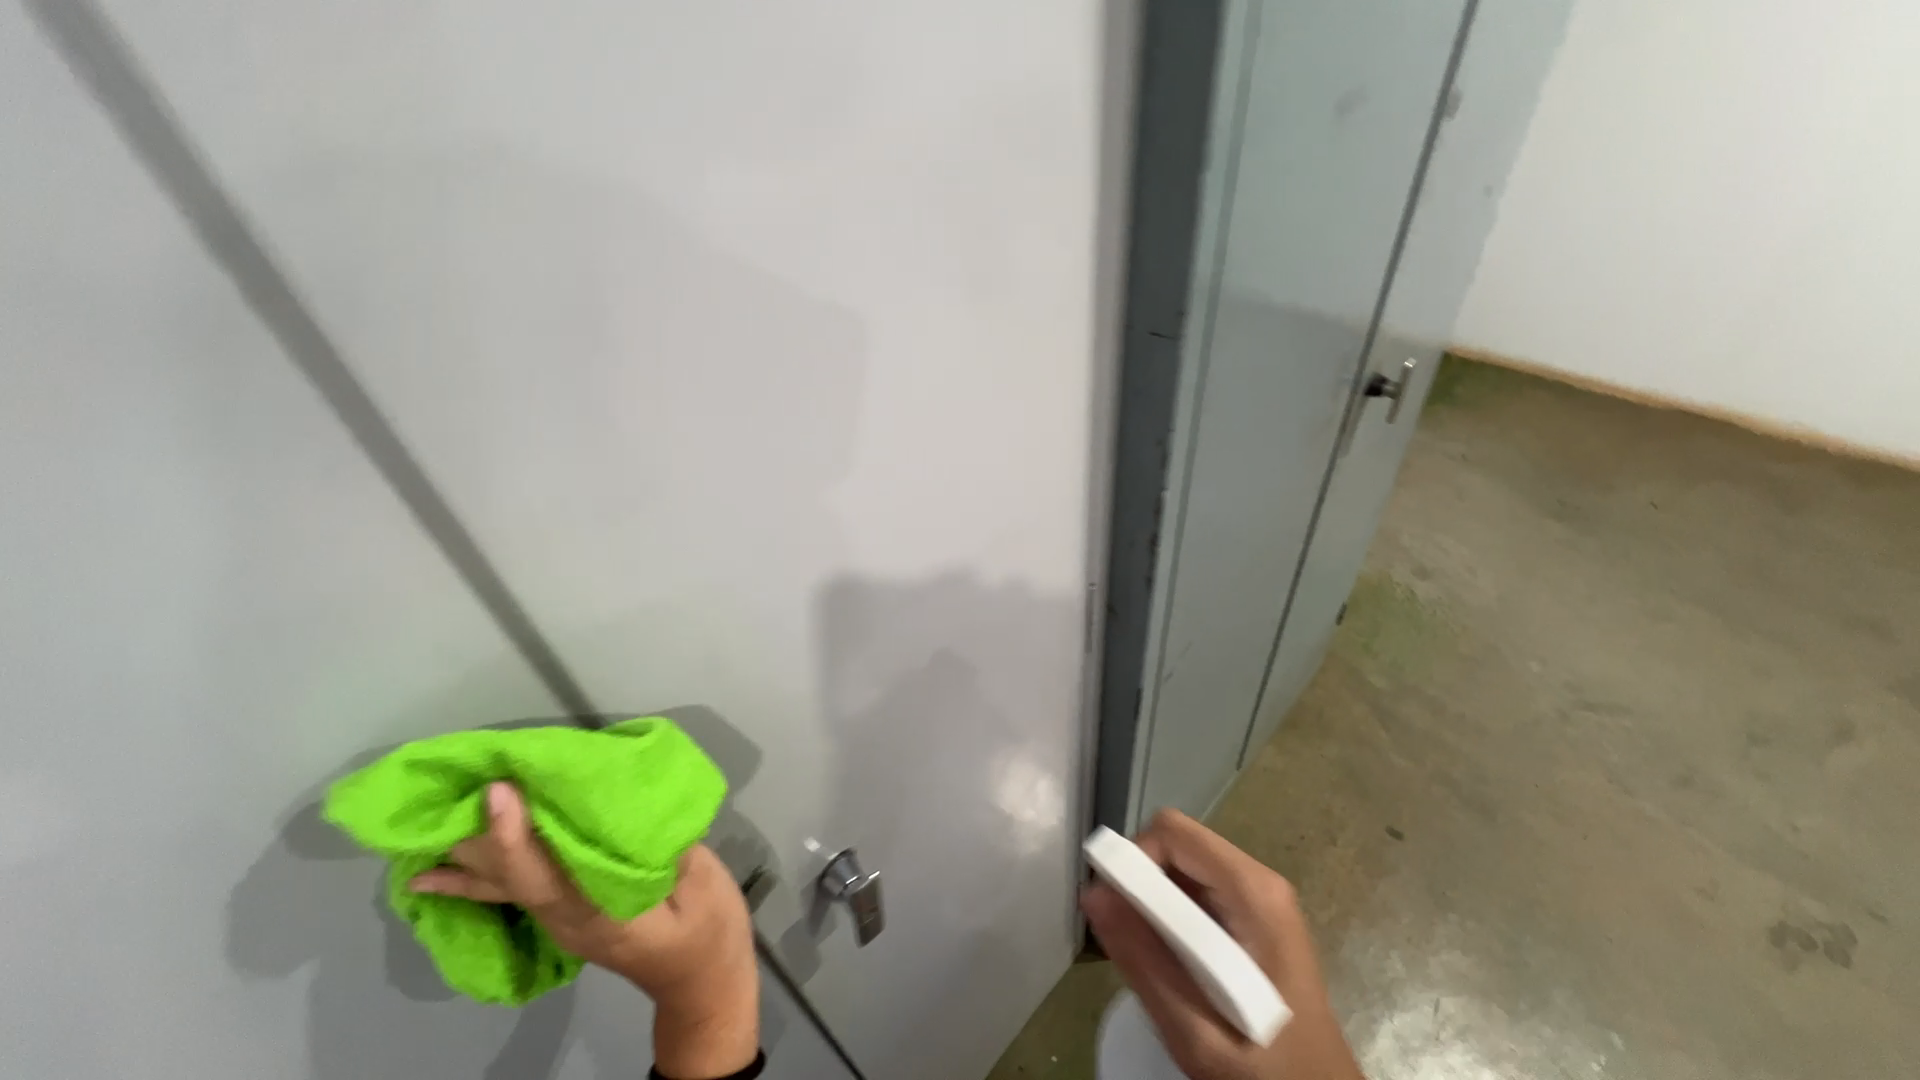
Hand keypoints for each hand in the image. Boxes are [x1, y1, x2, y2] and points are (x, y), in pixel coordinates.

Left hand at [410, 782, 758, 1079]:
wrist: (702, 983)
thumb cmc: (707, 933)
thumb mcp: (703, 889)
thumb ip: (666, 851)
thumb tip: (633, 809)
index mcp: (599, 911)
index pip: (543, 874)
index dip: (516, 835)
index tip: (499, 791)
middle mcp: (565, 915)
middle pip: (508, 878)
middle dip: (476, 836)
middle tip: (440, 796)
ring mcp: (561, 918)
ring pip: (503, 885)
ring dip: (465, 859)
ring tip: (415, 843)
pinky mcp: (567, 912)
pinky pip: (516, 887)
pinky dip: (480, 873)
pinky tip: (444, 874)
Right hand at [1081, 810, 1363, 1079]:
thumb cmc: (1264, 1067)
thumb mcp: (1195, 1029)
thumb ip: (1143, 959)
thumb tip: (1093, 892)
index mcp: (1253, 893)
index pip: (1172, 832)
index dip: (1134, 860)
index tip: (1116, 911)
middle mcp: (1259, 881)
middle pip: (1177, 844)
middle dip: (1141, 882)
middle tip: (1129, 939)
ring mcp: (1260, 898)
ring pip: (1183, 867)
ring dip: (1153, 901)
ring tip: (1150, 958)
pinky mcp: (1255, 917)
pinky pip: (1197, 892)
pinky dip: (1171, 915)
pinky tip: (1174, 964)